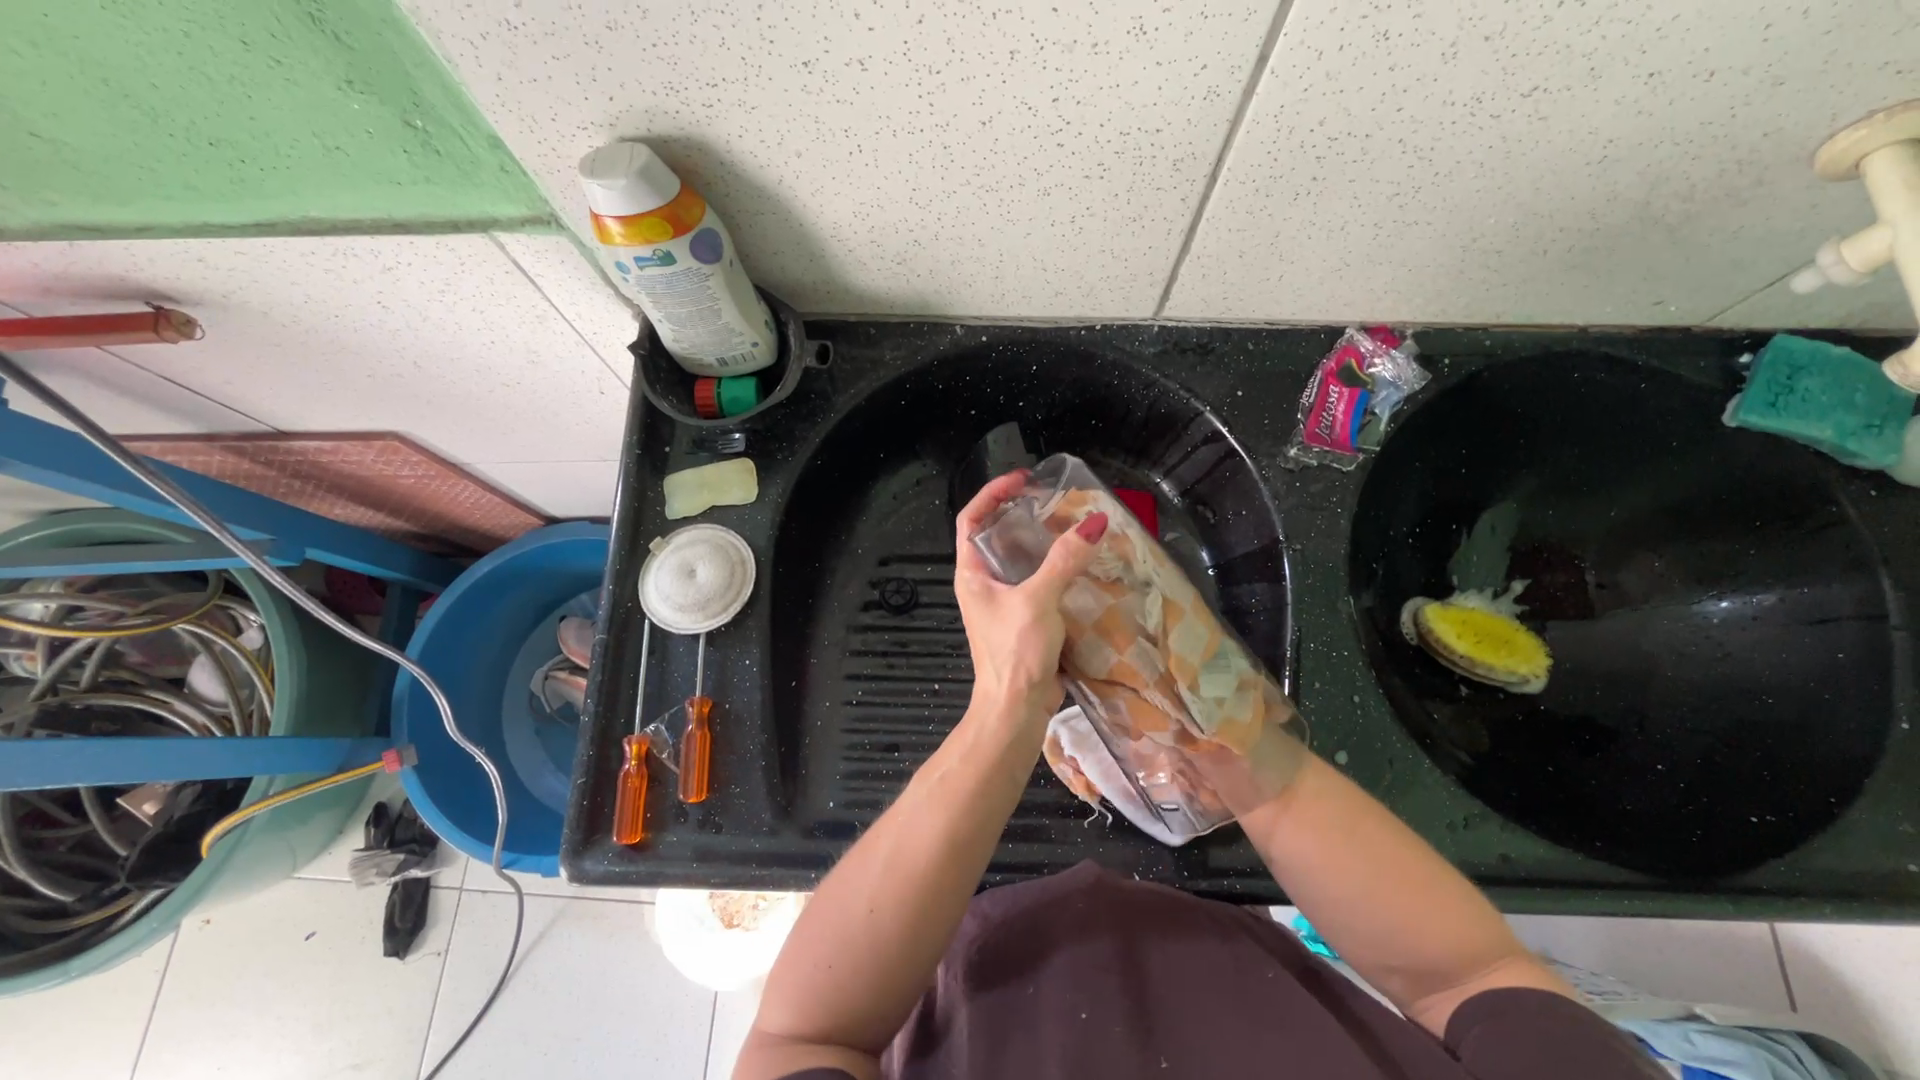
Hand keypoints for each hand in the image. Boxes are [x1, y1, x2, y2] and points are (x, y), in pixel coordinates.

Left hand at [953, 470, 1108, 726]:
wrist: (1016, 709)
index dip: (992, 493)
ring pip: (1020, 561)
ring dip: (1043, 543)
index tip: (1022, 479)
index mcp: (971, 574)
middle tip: (1055, 501)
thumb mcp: (1038, 600)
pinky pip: (1038, 584)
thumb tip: (1095, 523)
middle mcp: (983, 584)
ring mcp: (1002, 603)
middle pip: (997, 536)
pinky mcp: (1024, 620)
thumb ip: (1065, 560)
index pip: (970, 519)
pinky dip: (1056, 570)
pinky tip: (1081, 565)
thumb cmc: (1015, 652)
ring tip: (1072, 526)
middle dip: (1022, 515)